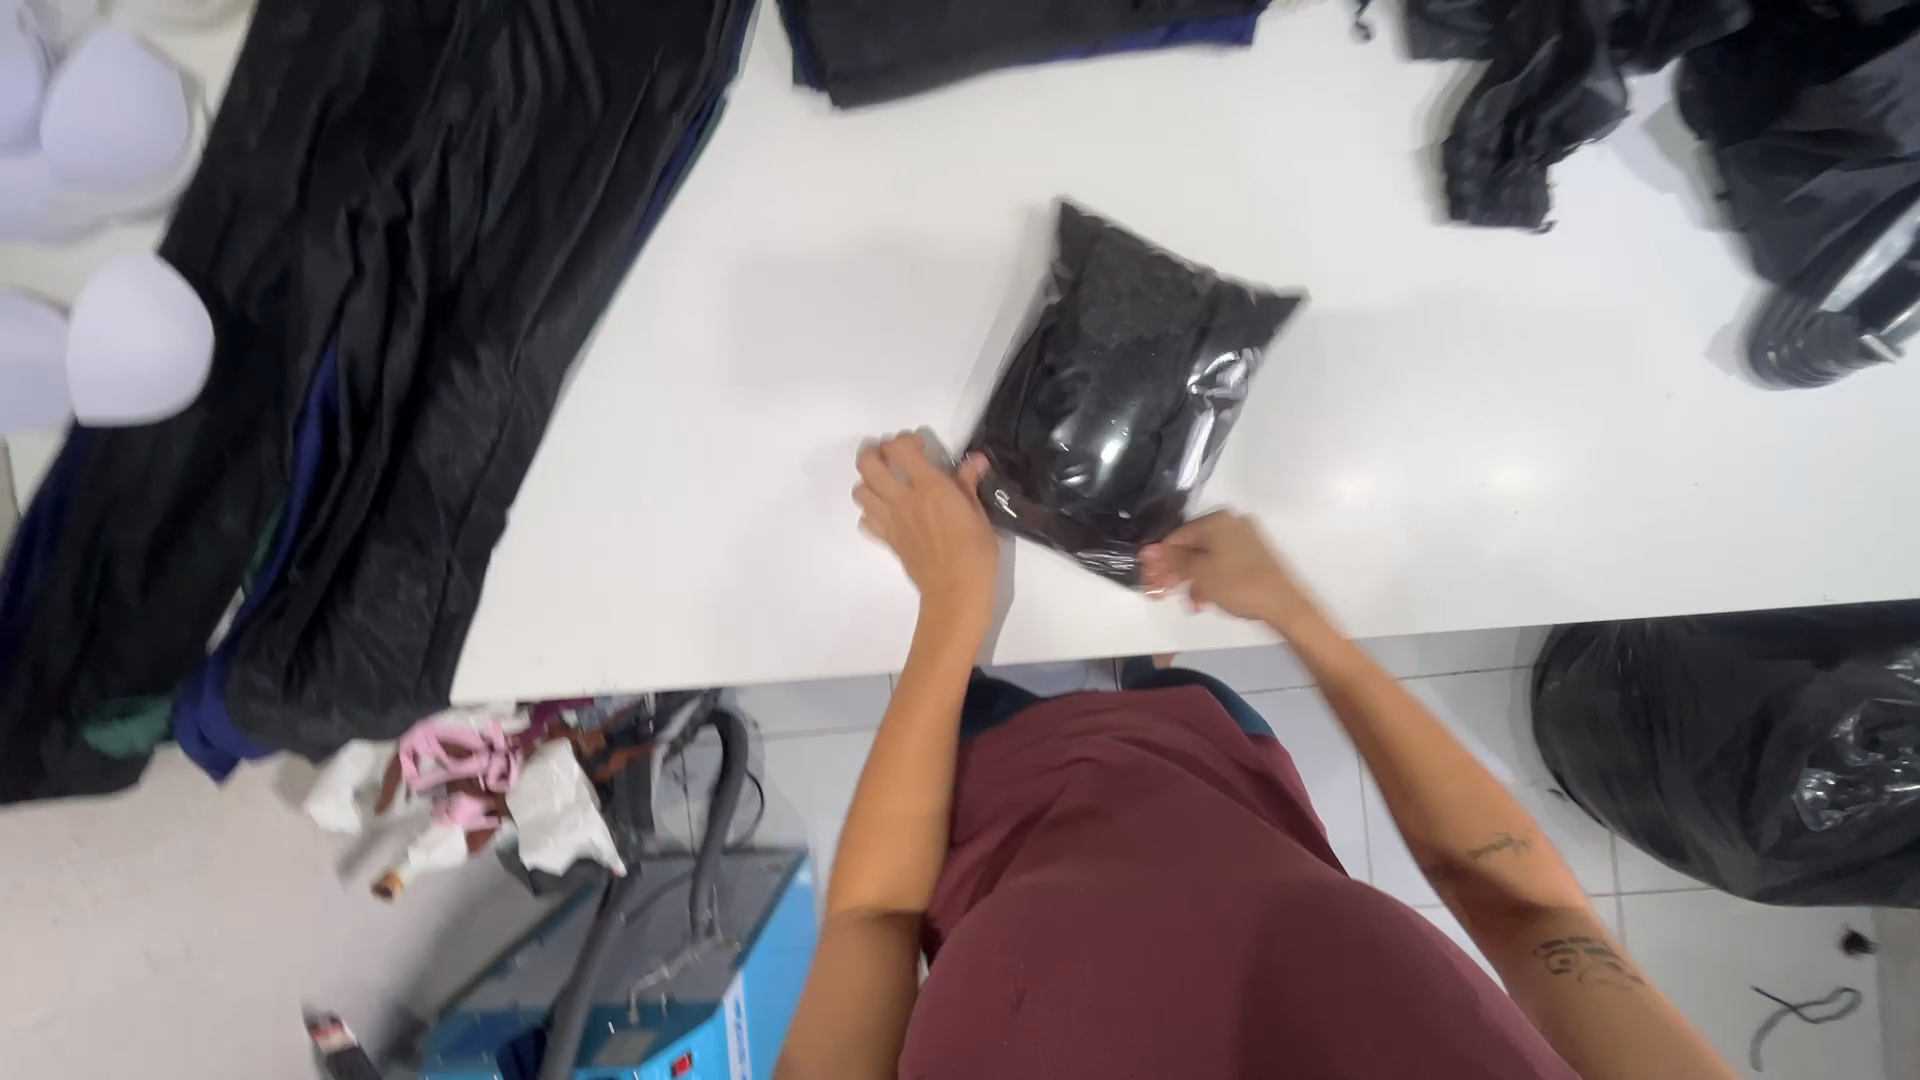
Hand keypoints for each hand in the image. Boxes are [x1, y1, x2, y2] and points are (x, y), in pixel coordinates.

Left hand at [854, 432, 998, 625]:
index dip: (905, 440)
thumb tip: (976, 461)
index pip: (899, 448)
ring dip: (868, 481)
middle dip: (873, 453)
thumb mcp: (978, 514)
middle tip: (889, 456)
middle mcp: (903, 499)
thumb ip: (968, 484)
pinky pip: (865, 520)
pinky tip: (886, 513)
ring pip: (860, 491)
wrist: (955, 592)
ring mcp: (891, 521)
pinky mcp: (887, 540)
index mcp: (929, 487)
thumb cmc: (975, 553)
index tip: (919, 446)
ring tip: (886, 483)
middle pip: (868, 464)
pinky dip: (870, 511)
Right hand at [1139, 510, 1318, 628]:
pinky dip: (1209, 582)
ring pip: (1205, 559)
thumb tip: (1146, 551)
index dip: (1159, 560)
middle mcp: (1230, 524)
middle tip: (1160, 594)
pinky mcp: (1252, 558)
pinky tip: (1202, 602)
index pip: (1176, 537)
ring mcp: (1243, 541)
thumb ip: (1171, 560)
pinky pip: (1220, 565)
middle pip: (1190, 548)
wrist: (1284, 606)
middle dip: (1174, 573)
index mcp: (1217, 521)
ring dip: (1191, 581)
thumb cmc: (1237, 584)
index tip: (1148, 581)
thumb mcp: (1199, 573)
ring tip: (1187, 603)